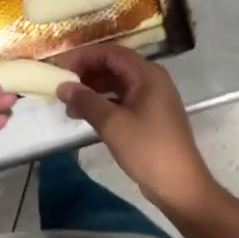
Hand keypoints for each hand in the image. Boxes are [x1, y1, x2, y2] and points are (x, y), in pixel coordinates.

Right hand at [53, 44, 214, 211]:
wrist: (178, 184)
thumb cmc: (147, 149)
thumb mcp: (112, 124)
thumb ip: (86, 101)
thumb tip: (62, 86)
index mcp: (147, 75)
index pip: (111, 53)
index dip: (84, 57)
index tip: (59, 68)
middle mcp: (152, 81)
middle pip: (114, 67)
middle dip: (87, 74)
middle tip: (61, 87)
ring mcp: (152, 100)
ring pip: (117, 85)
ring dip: (93, 92)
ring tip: (69, 106)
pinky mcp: (150, 117)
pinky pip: (122, 102)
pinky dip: (103, 105)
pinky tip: (85, 116)